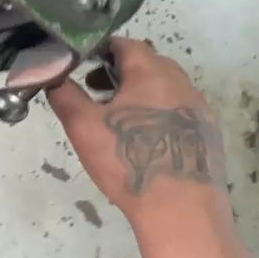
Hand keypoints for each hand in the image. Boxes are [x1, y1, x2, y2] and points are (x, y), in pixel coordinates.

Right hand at [46, 37, 228, 225]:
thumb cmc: (127, 160)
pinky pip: (181, 108)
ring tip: (116, 111)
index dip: (101, 47)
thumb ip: (63, 93)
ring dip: (142, 88)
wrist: (182, 212)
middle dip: (122, 67)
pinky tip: (142, 134)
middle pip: (152, 62)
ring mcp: (200, 112)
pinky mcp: (209, 136)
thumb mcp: (81, 124)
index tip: (80, 60)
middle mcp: (182, 87)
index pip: (128, 45)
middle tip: (95, 85)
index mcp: (152, 76)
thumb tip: (49, 74)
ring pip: (169, 86)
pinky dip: (159, 108)